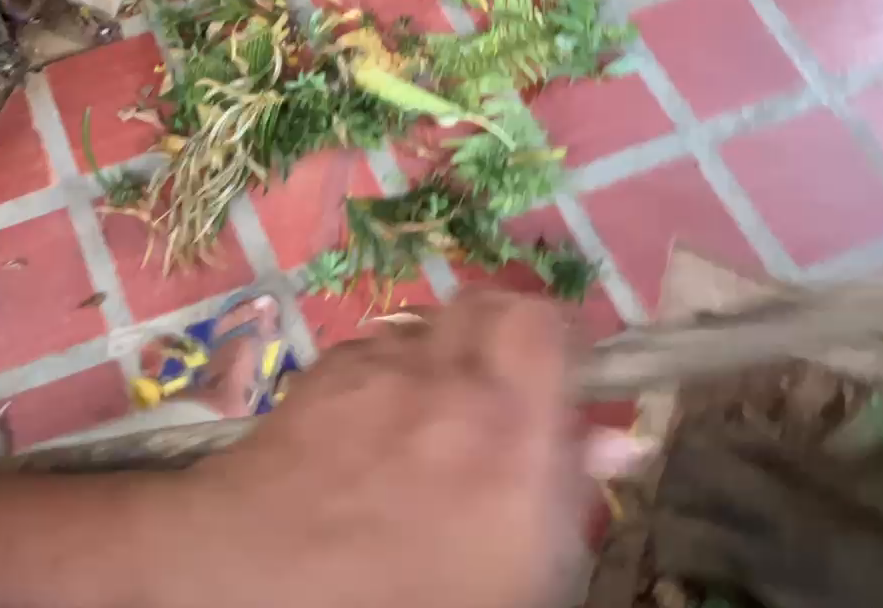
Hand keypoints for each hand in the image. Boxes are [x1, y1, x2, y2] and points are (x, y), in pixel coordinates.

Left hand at [159, 291, 585, 607]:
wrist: (271, 561)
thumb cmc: (409, 586)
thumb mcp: (521, 567)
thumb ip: (566, 488)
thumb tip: (611, 440)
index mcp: (506, 426)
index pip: (540, 324)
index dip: (562, 331)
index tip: (573, 359)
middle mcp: (440, 377)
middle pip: (483, 303)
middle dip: (509, 325)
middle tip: (515, 369)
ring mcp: (374, 364)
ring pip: (427, 321)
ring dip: (449, 346)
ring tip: (447, 397)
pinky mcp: (324, 366)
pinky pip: (376, 344)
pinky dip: (394, 362)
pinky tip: (384, 409)